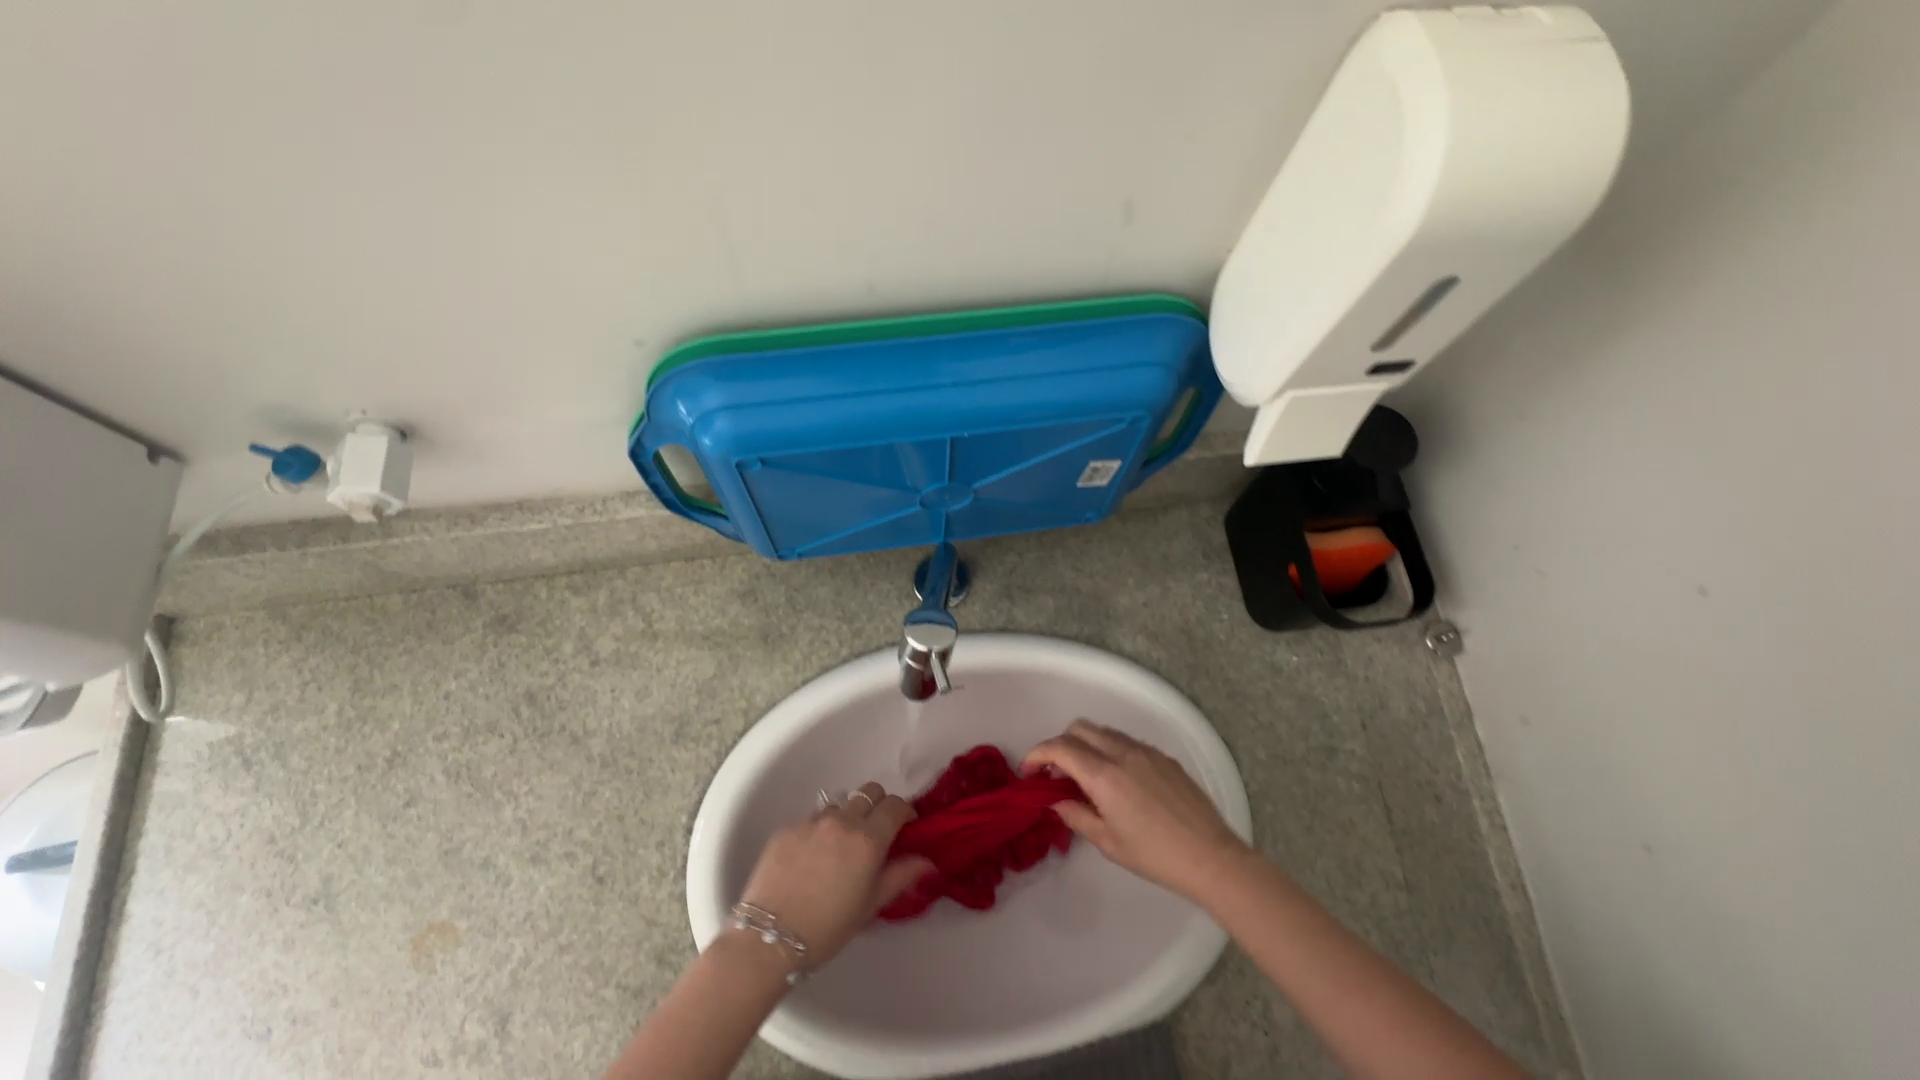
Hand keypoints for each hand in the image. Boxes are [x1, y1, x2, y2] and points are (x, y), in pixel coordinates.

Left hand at [737, 782, 933, 968]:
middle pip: (869, 792)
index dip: (904, 812)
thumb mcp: (870, 905)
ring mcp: (810, 822)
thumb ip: (900, 876)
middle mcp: (841, 822)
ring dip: (847, 818)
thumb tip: (926, 861)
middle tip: (876, 831)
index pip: (895, 805)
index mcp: (868, 840)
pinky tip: (812, 859)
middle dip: (878, 805)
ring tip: (839, 849)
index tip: (906, 826)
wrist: (769, 938)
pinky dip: (819, 831)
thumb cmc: (828, 928)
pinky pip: (811, 819)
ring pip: (838, 805)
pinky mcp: (786, 828)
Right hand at [1023, 720, 1250, 902]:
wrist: (1210, 857)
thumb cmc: (1154, 855)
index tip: (1029, 773)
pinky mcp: (1164, 758)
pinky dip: (1111, 751)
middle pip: (1079, 728)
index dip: (1037, 755)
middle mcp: (1123, 753)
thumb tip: (1056, 801)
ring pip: (1104, 732)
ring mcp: (1147, 752)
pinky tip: (1118, 782)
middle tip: (1056, 774)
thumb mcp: (1107, 841)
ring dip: (1086, 746)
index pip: (1059, 748)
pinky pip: (1128, 743)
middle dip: (1060, 745)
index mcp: (1104, 775)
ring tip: (1086, 778)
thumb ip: (1076, 815)